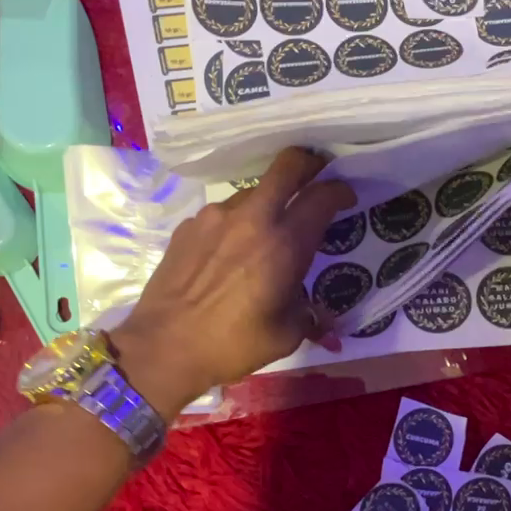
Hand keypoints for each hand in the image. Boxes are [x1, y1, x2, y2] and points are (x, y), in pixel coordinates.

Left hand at [110, 148, 353, 414]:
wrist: (164, 347)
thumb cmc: (233, 344)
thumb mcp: (286, 335)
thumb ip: (311, 317)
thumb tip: (329, 324)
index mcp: (285, 244)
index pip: (322, 197)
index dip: (340, 191)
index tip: (346, 198)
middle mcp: (253, 218)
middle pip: (288, 165)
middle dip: (309, 164)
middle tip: (316, 176)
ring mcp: (216, 216)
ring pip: (253, 191)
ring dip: (269, 202)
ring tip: (268, 233)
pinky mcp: (190, 225)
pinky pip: (223, 213)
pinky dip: (237, 224)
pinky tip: (232, 254)